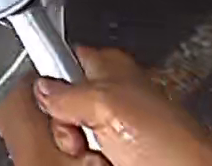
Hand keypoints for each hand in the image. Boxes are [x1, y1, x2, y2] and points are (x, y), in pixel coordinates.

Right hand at [34, 47, 211, 165]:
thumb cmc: (171, 145)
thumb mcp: (109, 108)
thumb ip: (69, 93)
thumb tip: (41, 87)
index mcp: (110, 67)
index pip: (64, 57)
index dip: (52, 79)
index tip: (50, 103)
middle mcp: (112, 95)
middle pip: (63, 106)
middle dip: (65, 129)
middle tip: (84, 141)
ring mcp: (115, 131)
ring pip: (73, 139)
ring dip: (79, 155)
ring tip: (104, 161)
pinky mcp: (118, 158)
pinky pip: (87, 160)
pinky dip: (90, 165)